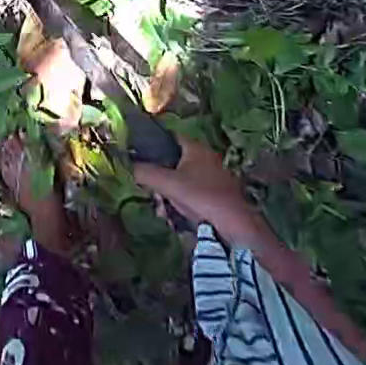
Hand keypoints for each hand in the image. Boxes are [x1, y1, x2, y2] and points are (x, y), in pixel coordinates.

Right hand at [133, 134, 257, 237]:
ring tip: (162, 208)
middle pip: (173, 160)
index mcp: (195, 147)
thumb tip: (126, 165)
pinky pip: (192, 191)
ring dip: (169, 192)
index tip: (138, 155)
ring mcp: (214, 176)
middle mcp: (206, 156)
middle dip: (159, 176)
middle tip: (150, 189)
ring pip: (182, 178)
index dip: (152, 143)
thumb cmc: (203, 197)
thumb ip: (144, 173)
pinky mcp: (218, 194)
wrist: (239, 228)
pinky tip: (175, 216)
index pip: (168, 136)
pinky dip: (182, 201)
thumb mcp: (168, 184)